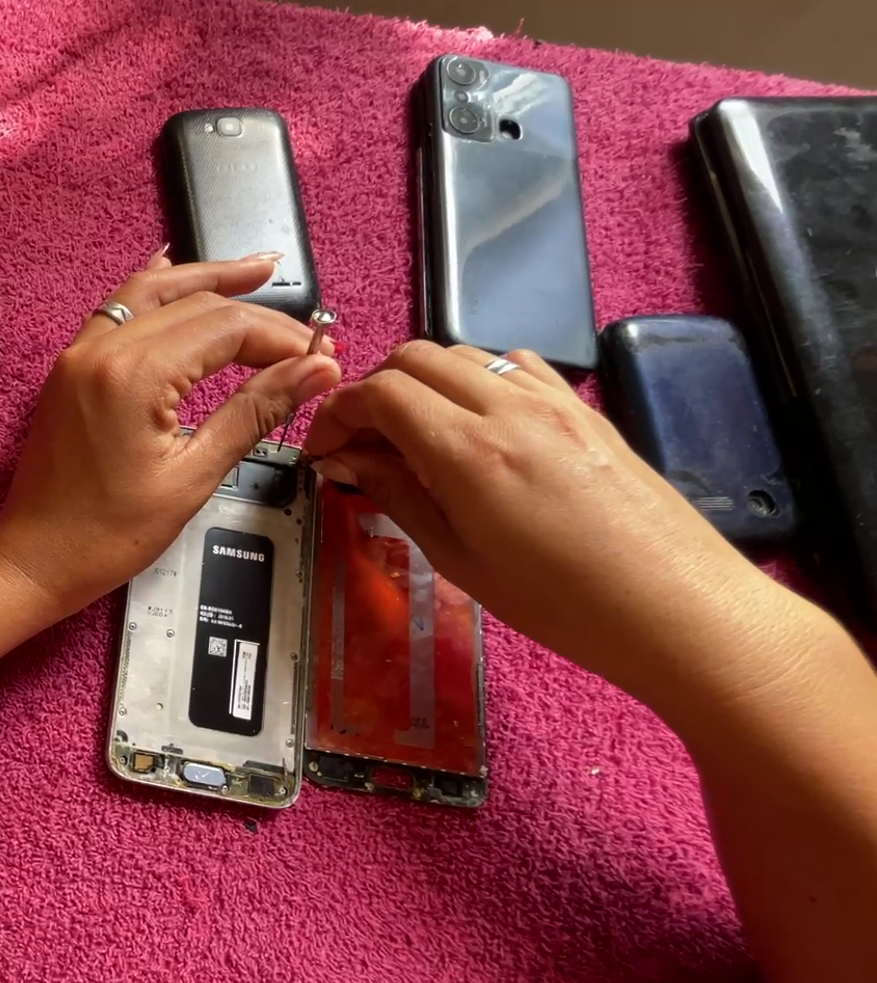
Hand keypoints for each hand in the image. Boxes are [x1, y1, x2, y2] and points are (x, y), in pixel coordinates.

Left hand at [0, 250, 339, 614]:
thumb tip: (315, 370)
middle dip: (253, 315)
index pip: (225, 326)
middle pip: (193, 305)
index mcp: (133, 375)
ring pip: (150, 295)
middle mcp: (100, 350)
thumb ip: (253, 413)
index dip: (280, 338)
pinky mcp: (67, 371)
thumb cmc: (108, 535)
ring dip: (203, 282)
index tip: (320, 360)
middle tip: (303, 338)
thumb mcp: (191, 478)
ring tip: (256, 271)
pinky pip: (113, 312)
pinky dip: (150, 293)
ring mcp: (77, 356)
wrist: (33, 558)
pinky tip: (172, 273)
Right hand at [302, 340, 784, 701]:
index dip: (335, 413)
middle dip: (369, 392)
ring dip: (416, 383)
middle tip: (356, 443)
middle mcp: (509, 408)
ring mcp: (552, 401)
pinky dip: (468, 380)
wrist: (678, 609)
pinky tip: (467, 424)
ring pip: (459, 354)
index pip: (379, 393)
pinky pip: (509, 365)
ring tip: (405, 435)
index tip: (321, 450)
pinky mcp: (581, 407)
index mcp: (468, 451)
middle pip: (413, 357)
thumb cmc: (554, 601)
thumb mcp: (452, 555)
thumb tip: (341, 459)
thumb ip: (392, 492)